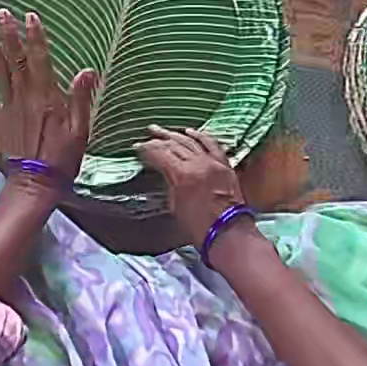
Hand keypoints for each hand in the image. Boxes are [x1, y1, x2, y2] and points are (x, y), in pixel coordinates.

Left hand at [0, 10, 98, 204]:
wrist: (36, 183)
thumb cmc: (63, 157)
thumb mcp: (81, 129)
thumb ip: (82, 98)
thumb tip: (87, 70)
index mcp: (46, 96)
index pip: (41, 59)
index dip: (35, 37)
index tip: (30, 17)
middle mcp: (24, 96)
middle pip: (16, 59)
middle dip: (9, 35)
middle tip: (2, 13)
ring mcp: (8, 107)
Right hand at [137, 126, 245, 248]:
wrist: (228, 234)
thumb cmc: (198, 226)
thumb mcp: (174, 204)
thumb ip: (168, 182)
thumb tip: (163, 171)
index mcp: (182, 175)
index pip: (160, 153)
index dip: (147, 149)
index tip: (138, 147)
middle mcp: (198, 164)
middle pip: (175, 144)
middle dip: (159, 139)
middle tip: (148, 135)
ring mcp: (213, 162)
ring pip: (191, 141)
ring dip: (175, 135)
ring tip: (163, 131)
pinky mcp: (225, 165)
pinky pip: (211, 144)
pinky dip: (200, 136)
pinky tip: (190, 132)